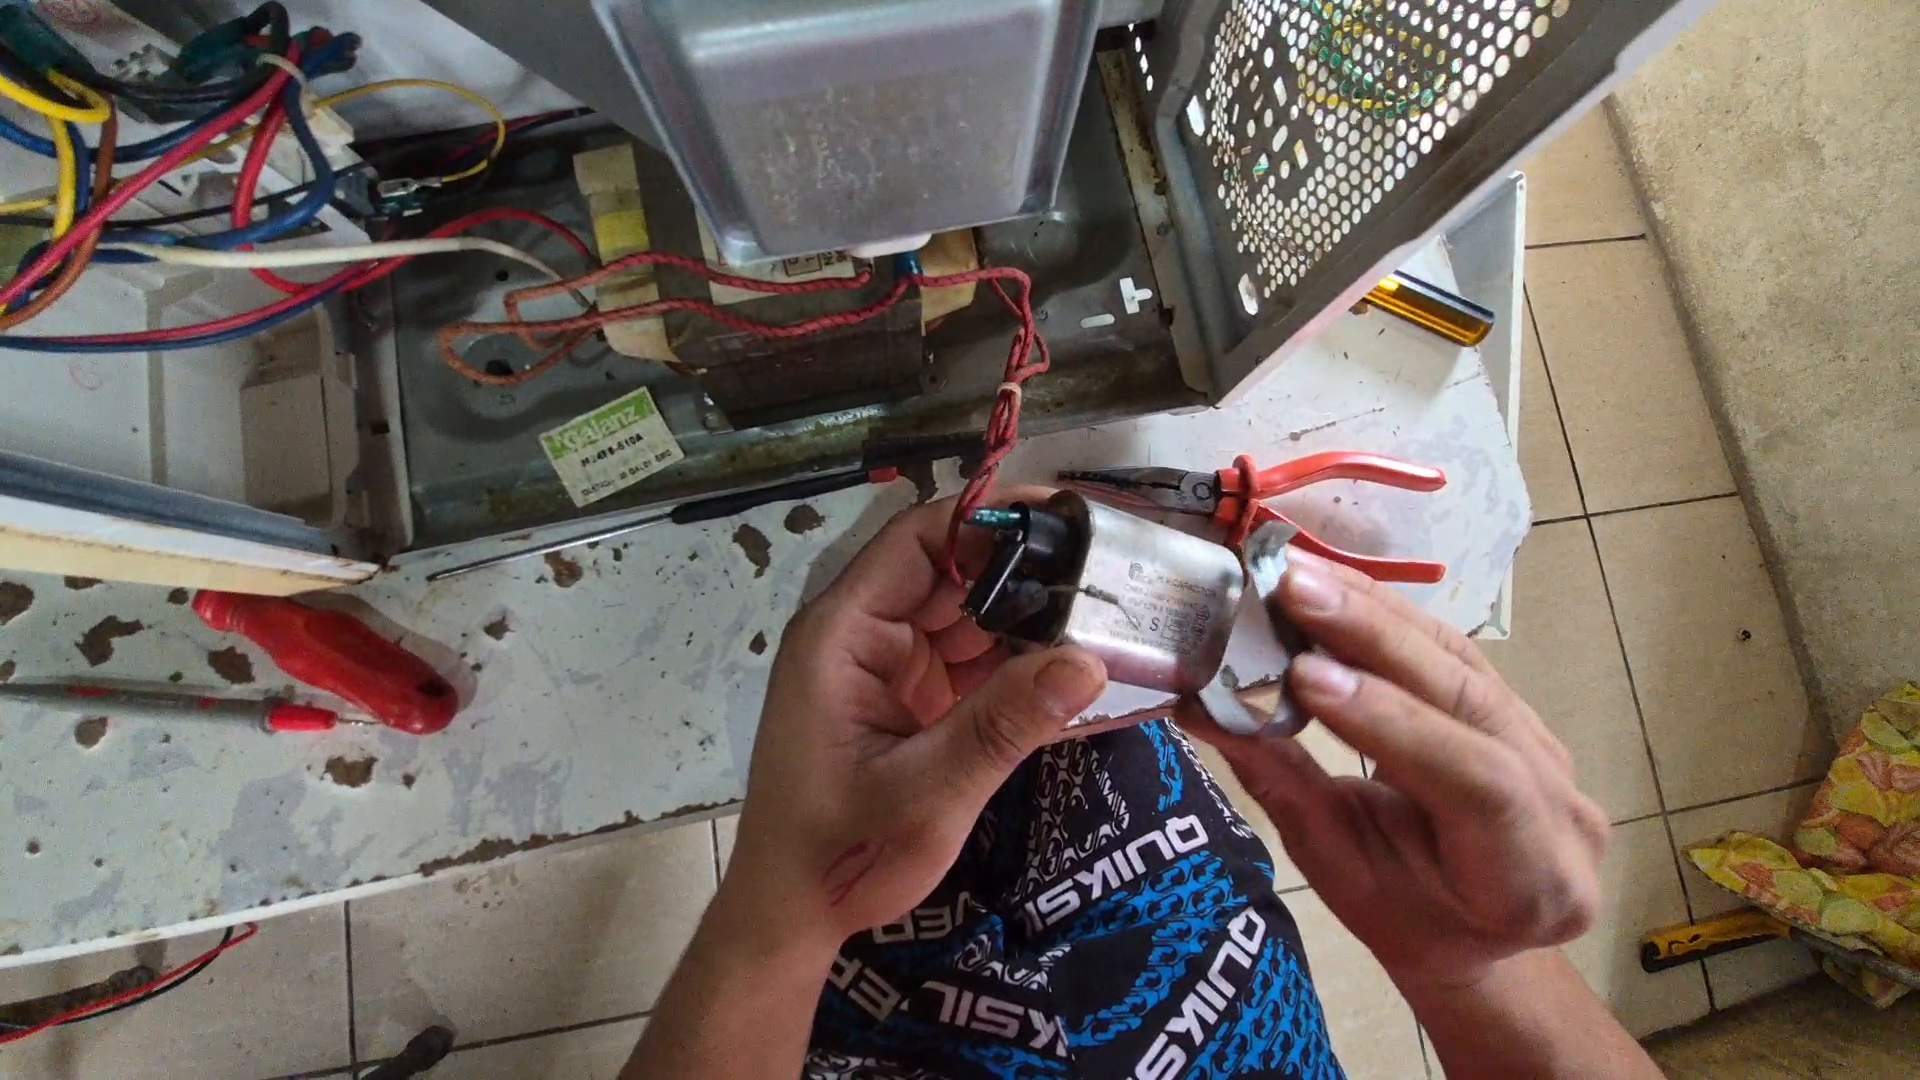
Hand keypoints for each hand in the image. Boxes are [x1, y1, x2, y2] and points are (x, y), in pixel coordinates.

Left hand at [722, 494, 1108, 952]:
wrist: (794, 916)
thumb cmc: (839, 855)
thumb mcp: (928, 793)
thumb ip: (1004, 725)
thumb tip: (1091, 664)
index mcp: (845, 632)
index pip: (916, 542)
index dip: (986, 519)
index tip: (1063, 518)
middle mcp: (865, 634)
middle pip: (950, 574)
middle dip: (1023, 572)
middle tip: (1107, 575)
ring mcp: (888, 665)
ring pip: (966, 615)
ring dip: (1027, 618)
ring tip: (1107, 617)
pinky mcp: (909, 696)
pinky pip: (968, 659)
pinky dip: (1014, 663)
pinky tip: (1071, 669)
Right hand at [1183, 551, 1607, 989]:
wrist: (1470, 925)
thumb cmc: (1400, 912)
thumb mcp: (1334, 865)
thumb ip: (1280, 781)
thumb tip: (1200, 706)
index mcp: (1528, 874)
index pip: (1475, 782)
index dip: (1390, 720)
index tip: (1303, 674)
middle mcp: (1559, 800)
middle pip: (1470, 697)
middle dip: (1372, 635)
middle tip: (1291, 587)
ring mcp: (1542, 743)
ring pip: (1459, 657)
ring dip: (1371, 607)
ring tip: (1298, 573)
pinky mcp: (1510, 707)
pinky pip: (1449, 648)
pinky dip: (1383, 611)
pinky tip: (1330, 583)